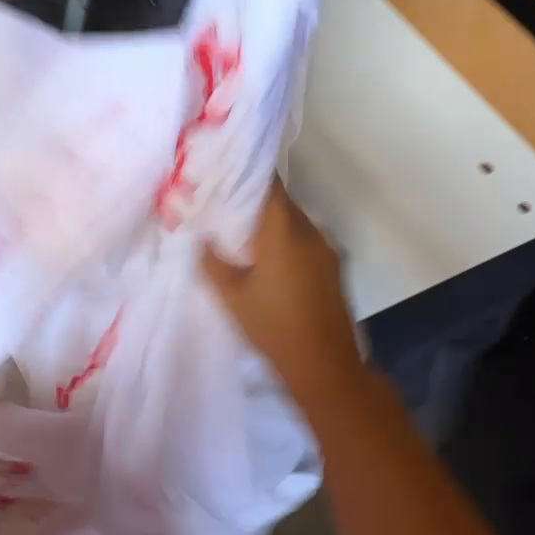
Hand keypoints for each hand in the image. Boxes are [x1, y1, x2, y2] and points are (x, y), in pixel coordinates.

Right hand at [203, 181, 359, 384]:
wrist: (325, 366)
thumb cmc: (273, 327)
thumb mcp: (231, 296)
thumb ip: (212, 261)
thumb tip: (201, 236)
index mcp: (283, 232)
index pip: (270, 185)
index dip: (249, 171)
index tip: (226, 168)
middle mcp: (310, 233)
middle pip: (282, 202)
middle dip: (254, 199)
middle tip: (223, 203)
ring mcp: (326, 250)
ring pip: (294, 222)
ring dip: (270, 222)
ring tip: (241, 232)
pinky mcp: (333, 268)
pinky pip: (305, 240)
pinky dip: (284, 239)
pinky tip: (265, 258)